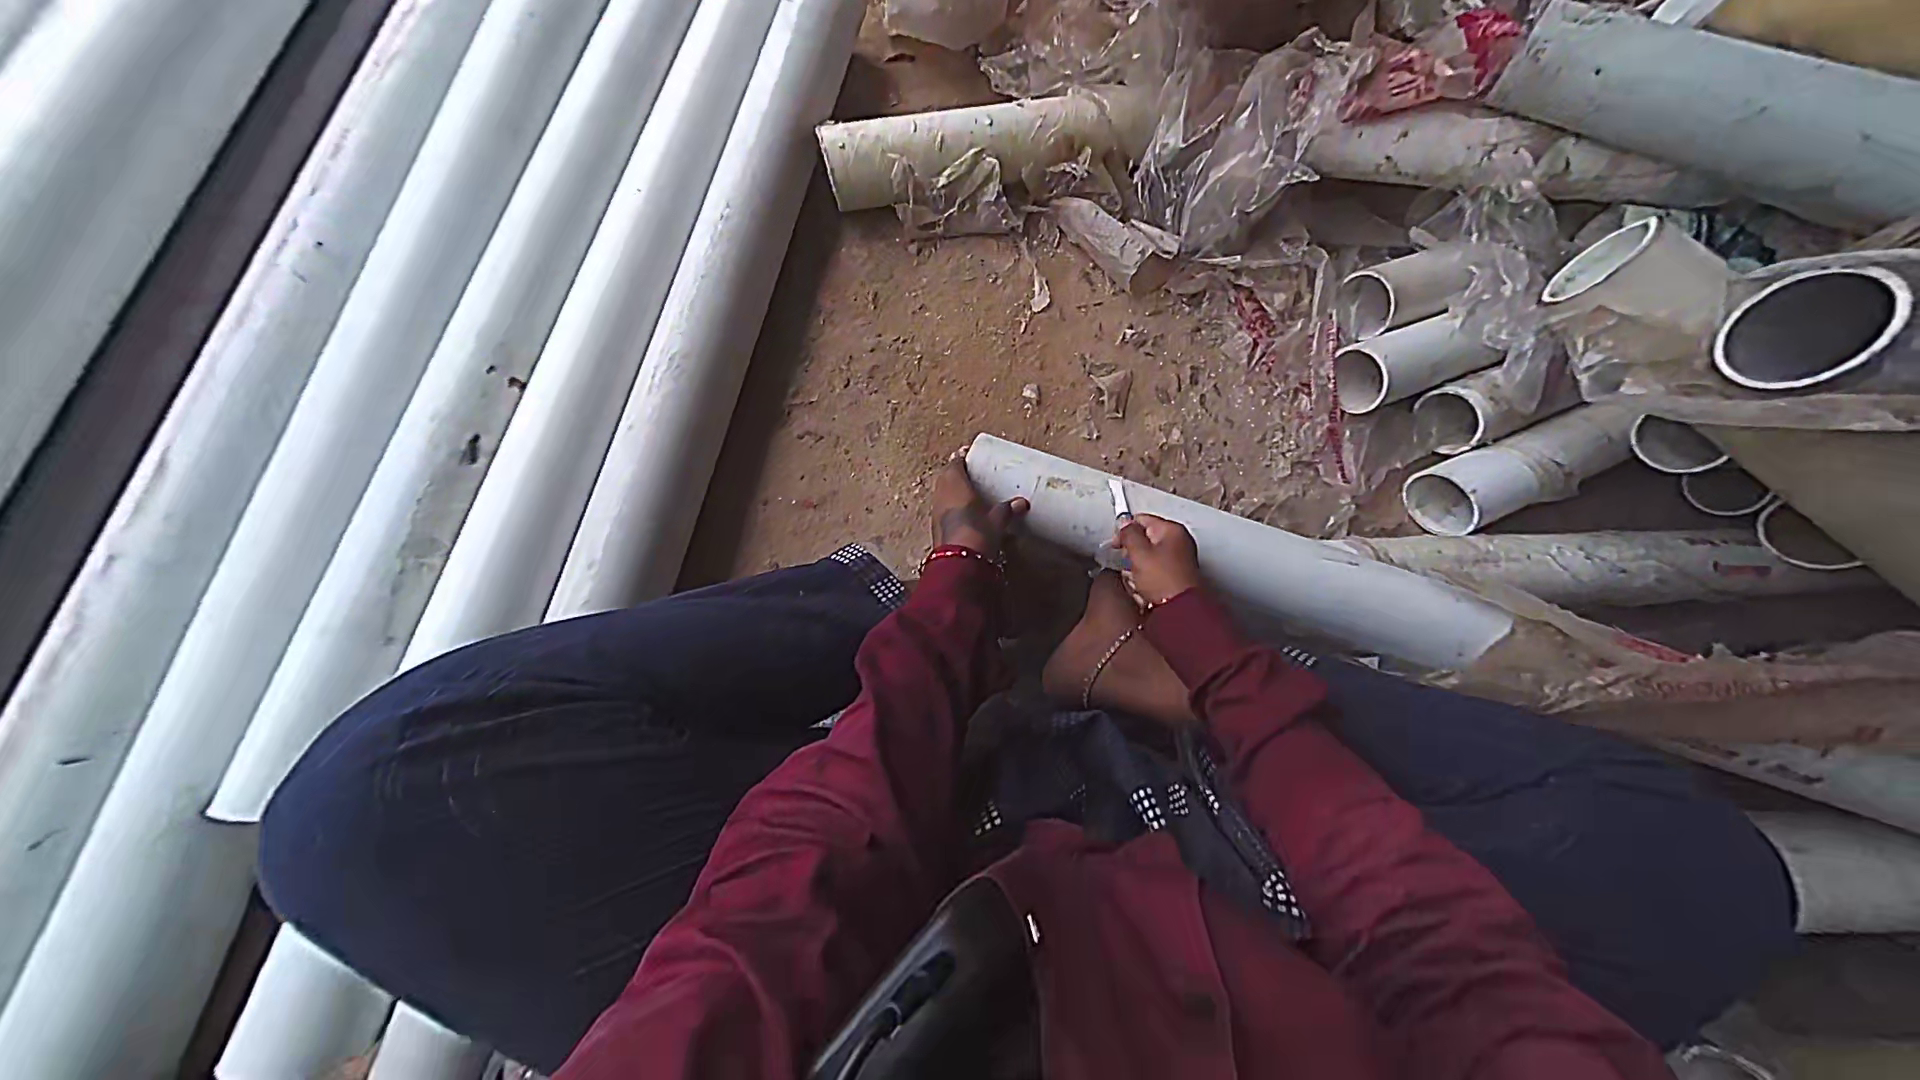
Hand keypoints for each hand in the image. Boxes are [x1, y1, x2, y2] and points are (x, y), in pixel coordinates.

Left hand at [931, 448, 1027, 557]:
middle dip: (955, 473)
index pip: (955, 464)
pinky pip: (941, 507)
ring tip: (965, 490)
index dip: (961, 459)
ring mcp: (935, 511)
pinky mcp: (934, 526)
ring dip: (950, 488)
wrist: (958, 562)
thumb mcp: (997, 521)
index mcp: (955, 484)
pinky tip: (959, 510)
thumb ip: (1007, 509)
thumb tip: (1022, 503)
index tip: (968, 455)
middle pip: (945, 477)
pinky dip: (949, 504)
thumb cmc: (977, 533)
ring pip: (941, 492)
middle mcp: (941, 494)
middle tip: (968, 472)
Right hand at [1114, 514, 1201, 607]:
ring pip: (1150, 553)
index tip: (1118, 543)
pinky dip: (1147, 573)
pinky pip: (1156, 566)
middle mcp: (1180, 540)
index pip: (1141, 519)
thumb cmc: (1165, 581)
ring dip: (1138, 563)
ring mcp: (1180, 557)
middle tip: (1128, 560)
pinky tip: (1144, 583)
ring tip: (1138, 575)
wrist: (1179, 609)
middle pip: (1146, 536)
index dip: (1125, 530)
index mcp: (1173, 530)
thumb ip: (1128, 533)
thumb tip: (1124, 524)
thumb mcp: (1138, 553)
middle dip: (1132, 549)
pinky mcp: (1177, 572)